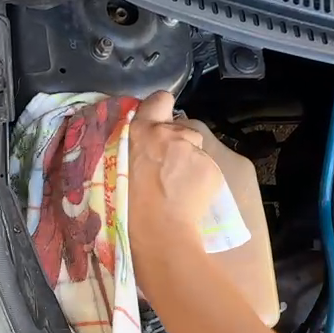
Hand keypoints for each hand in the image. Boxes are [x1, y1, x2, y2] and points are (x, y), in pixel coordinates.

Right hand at [126, 91, 226, 258]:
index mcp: (142, 132)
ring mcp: (195, 151)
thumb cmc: (129, 204)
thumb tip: (148, 144)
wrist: (160, 232)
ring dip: (190, 162)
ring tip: (178, 187)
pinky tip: (190, 196)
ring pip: (197, 150)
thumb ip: (137, 146)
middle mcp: (171, 134)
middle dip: (178, 143)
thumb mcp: (120, 165)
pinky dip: (202, 179)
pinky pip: (209, 168)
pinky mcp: (213, 169)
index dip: (161, 110)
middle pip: (183, 128)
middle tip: (166, 169)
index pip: (159, 100)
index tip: (159, 124)